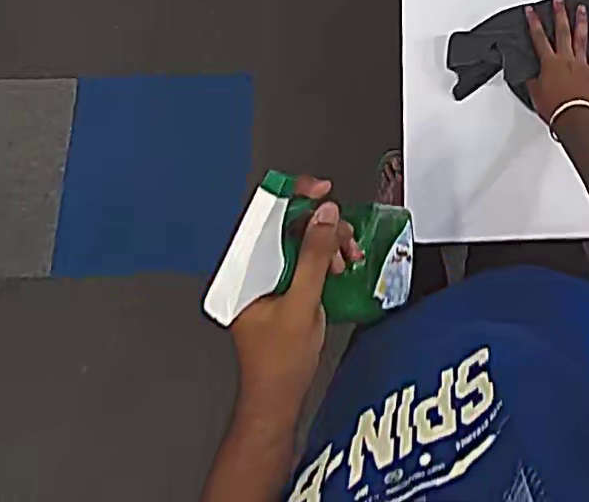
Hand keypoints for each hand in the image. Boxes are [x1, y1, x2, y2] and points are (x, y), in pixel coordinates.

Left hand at [228, 176, 360, 409]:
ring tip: (345, 256)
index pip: (264, 218)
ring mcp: (269, 277)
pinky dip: (329, 254)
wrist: (278, 399)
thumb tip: (325, 216)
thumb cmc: (279, 364)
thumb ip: (314, 256)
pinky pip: (308, 254)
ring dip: (330, 241)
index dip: (293, 196)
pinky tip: (341, 263)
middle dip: (323, 225)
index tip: (321, 190)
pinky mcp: (285, 284)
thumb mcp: (301, 303)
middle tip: (343, 234)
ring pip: (302, 238)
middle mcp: (253, 270)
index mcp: (243, 273)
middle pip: (288, 224)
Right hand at [524, 0, 588, 128]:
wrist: (572, 118)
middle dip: (560, 14)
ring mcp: (581, 65)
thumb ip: (533, 79)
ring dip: (581, 23)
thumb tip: (531, 74)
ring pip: (581, 39)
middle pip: (562, 32)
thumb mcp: (535, 92)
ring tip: (582, 10)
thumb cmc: (554, 108)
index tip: (532, 10)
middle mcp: (566, 59)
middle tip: (560, 0)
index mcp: (549, 62)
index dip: (534, 22)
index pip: (539, 37)